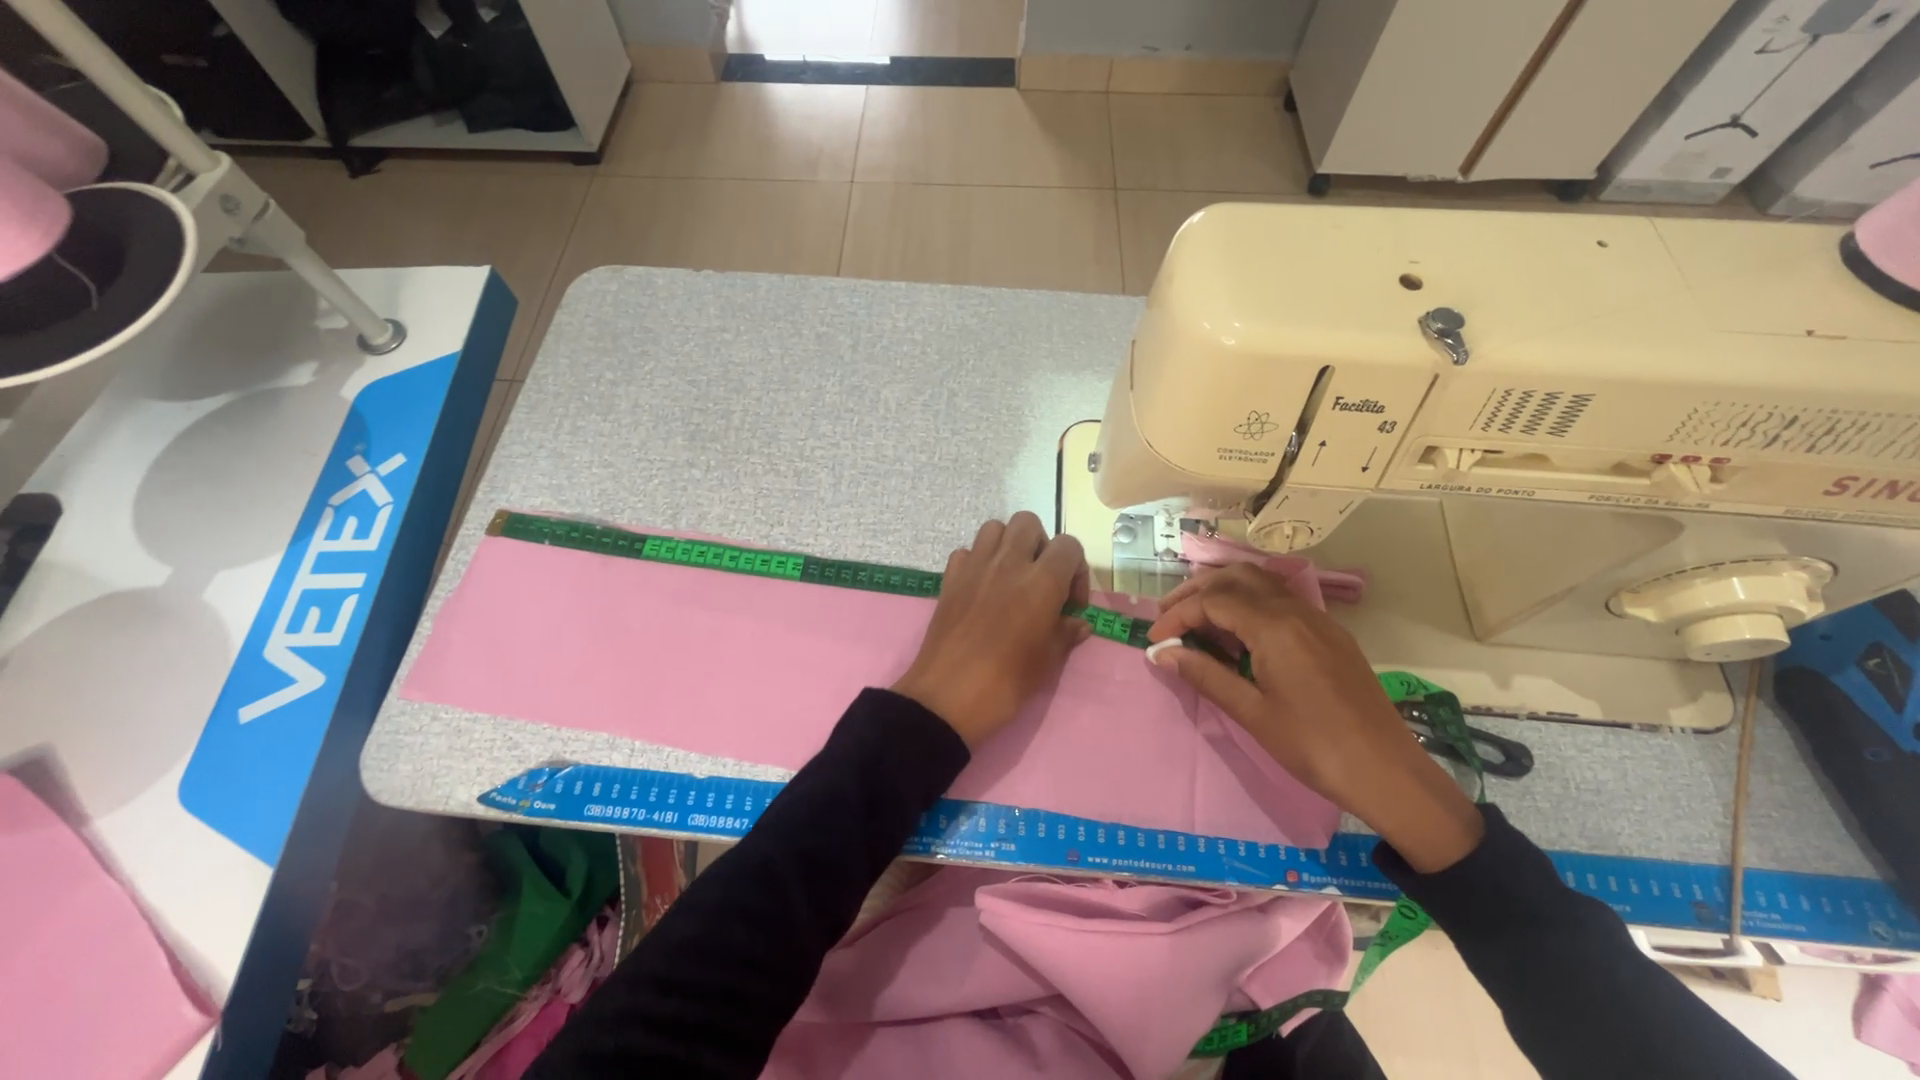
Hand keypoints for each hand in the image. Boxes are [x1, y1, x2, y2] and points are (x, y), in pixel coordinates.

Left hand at [893, 512, 1092, 747]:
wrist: (949, 696)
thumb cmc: (1007, 681)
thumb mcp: (1048, 662)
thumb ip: (1066, 634)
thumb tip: (1077, 623)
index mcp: (1042, 581)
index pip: (1069, 546)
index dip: (1076, 570)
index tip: (1070, 604)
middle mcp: (1008, 563)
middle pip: (1028, 523)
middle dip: (1041, 545)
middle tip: (1041, 581)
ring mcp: (975, 567)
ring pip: (995, 528)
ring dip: (1008, 545)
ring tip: (1011, 578)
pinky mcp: (949, 579)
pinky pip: (966, 552)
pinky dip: (977, 561)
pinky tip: (981, 589)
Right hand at [1147, 564, 1483, 872]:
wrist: (1385, 770)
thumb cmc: (1313, 746)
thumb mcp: (1252, 713)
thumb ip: (1206, 675)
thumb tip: (1164, 653)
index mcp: (1275, 627)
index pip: (1213, 601)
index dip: (1177, 615)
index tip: (1154, 640)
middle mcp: (1297, 611)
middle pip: (1237, 578)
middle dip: (1197, 592)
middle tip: (1168, 617)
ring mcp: (1318, 620)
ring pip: (1262, 584)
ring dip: (1225, 593)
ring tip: (1198, 622)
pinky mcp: (1330, 635)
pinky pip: (1282, 602)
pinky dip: (1251, 605)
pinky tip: (1239, 636)